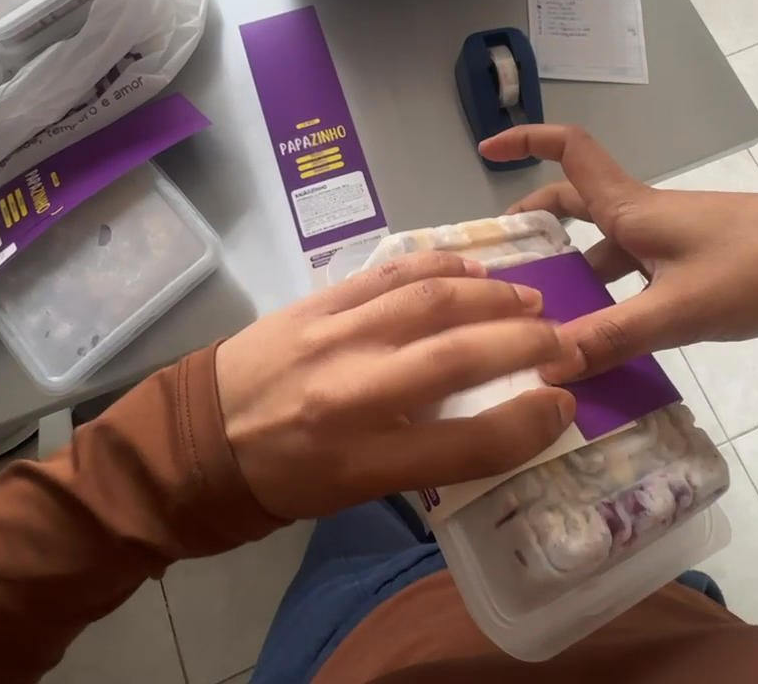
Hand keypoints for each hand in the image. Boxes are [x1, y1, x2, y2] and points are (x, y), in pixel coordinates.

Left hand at [215, 251, 580, 519]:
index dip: (529, 424)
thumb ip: (419, 455)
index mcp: (360, 462)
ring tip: (526, 299)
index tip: (564, 404)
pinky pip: (388, 273)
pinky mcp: (316, 303)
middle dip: (525, 345)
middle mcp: (351, 395)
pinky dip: (437, 264)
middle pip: (458, 359)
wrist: (194, 438)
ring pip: (429, 302)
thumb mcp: (349, 493)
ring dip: (490, 296)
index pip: (468, 445)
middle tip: (562, 339)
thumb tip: (488, 413)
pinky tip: (470, 267)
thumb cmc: (279, 479)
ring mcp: (332, 337)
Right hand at [480, 125, 757, 379]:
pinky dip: (605, 299)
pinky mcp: (686, 266)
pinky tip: (601, 340)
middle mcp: (639, 217)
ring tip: (541, 318)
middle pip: (571, 206)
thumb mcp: (679, 307)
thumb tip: (545, 363)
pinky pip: (627, 276)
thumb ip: (612, 336)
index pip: (569, 151)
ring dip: (569, 274)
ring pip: (599, 249)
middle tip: (502, 264)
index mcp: (629, 208)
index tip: (485, 148)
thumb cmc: (754, 267)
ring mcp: (664, 242)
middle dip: (533, 226)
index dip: (525, 141)